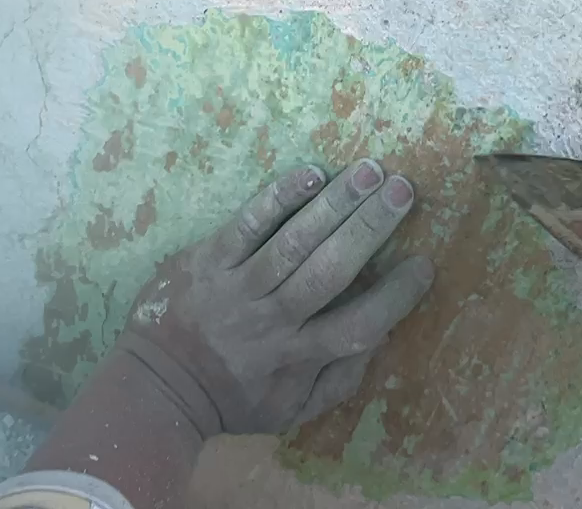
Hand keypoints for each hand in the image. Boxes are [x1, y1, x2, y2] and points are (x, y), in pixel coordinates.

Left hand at [117, 159, 435, 434]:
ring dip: (336, 203)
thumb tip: (381, 335)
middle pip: (332, 270)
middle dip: (371, 227)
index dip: (396, 296)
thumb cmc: (235, 395)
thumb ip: (339, 380)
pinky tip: (311, 173)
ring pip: (294, 241)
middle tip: (404, 190)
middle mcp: (274, 319)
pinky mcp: (210, 258)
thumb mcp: (292, 411)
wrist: (156, 386)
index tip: (425, 263)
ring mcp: (239, 285)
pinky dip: (279, 198)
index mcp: (298, 357)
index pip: (359, 325)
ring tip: (370, 171)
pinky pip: (247, 223)